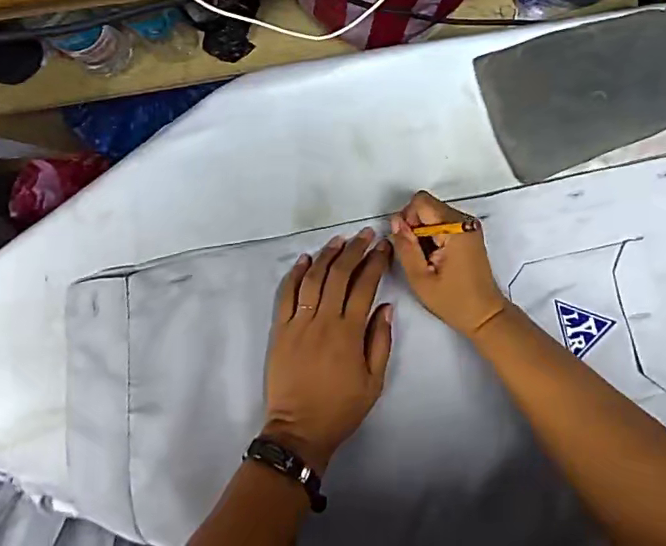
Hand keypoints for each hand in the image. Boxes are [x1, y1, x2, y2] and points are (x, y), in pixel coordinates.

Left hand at [262, 229, 394, 473]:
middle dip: (355, 250)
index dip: (375, 262)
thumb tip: (385, 305)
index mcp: (349, 332)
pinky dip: (295, 274)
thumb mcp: (373, 382)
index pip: (364, 285)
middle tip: (365, 235)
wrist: (299, 430)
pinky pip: (287, 294)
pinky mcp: (280, 328)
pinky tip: (305, 259)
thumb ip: (380, 341)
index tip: (383, 248)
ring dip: (327, 255)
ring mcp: (299, 322)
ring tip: (340, 240)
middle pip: (339, 274)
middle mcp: (323, 320)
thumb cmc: (341, 408)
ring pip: (314, 278)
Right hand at [388, 192, 507, 336]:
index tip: (408, 244)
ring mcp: (469, 224)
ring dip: (423, 230)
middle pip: (426, 205)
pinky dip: (433, 234)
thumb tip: (396, 222)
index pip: (420, 202)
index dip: (407, 219)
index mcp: (455, 229)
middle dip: (414, 225)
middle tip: (417, 254)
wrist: (485, 315)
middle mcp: (464, 220)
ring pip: (432, 212)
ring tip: (427, 258)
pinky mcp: (469, 231)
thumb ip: (405, 246)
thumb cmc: (454, 301)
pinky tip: (436, 256)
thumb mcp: (420, 279)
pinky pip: (442, 220)